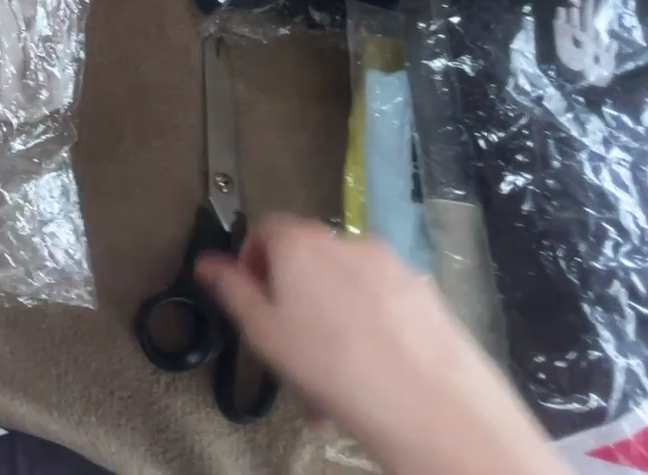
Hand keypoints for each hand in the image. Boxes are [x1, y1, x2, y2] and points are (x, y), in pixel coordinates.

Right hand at [196, 215, 567, 474]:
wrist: (440, 417)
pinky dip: (374, 330)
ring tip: (331, 373)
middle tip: (289, 342)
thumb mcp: (261, 330)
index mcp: (302, 241)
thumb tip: (207, 263)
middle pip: (310, 260)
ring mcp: (400, 272)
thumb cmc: (332, 367)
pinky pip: (388, 307)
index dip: (252, 260)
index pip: (265, 229)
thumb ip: (230, 288)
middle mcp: (351, 243)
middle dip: (295, 296)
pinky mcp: (436, 302)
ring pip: (350, 288)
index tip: (253, 297)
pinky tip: (373, 375)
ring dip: (333, 317)